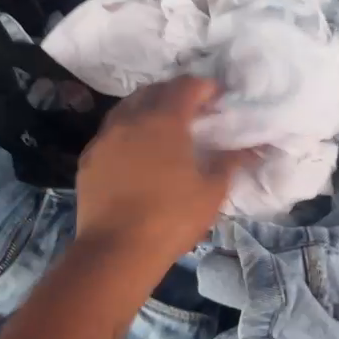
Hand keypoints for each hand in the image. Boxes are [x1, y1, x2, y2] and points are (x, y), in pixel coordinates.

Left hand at [73, 77, 247, 269]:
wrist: (116, 251)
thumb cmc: (171, 218)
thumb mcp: (211, 192)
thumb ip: (229, 163)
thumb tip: (251, 148)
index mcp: (164, 120)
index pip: (186, 86)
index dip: (205, 87)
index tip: (218, 98)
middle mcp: (131, 119)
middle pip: (154, 90)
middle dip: (175, 93)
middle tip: (193, 110)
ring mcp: (105, 138)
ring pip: (127, 108)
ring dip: (148, 108)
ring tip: (163, 127)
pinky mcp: (88, 159)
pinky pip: (110, 132)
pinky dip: (127, 131)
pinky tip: (135, 151)